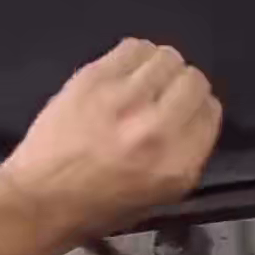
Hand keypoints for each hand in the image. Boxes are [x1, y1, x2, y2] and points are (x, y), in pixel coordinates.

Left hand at [0, 38, 222, 239]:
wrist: (43, 198)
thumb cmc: (104, 206)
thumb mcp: (163, 195)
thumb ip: (188, 154)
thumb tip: (194, 117)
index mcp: (179, 165)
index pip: (211, 113)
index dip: (200, 110)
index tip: (186, 114)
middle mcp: (158, 129)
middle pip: (194, 82)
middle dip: (186, 87)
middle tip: (167, 97)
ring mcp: (125, 99)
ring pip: (167, 57)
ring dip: (162, 68)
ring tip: (147, 82)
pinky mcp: (95, 78)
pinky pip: (134, 48)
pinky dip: (138, 56)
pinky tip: (127, 72)